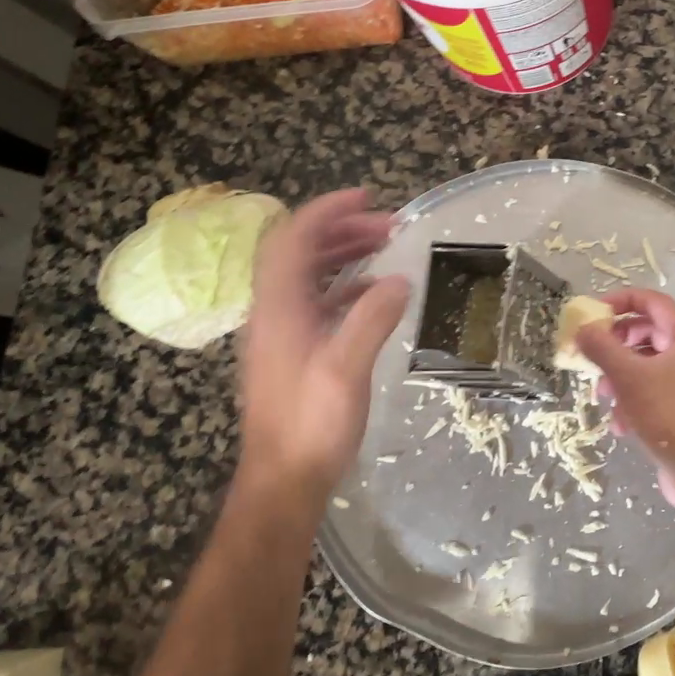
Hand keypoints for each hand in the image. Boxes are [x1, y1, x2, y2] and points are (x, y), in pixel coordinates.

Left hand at [239, 188, 409, 507]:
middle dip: (342, 229)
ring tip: (384, 247)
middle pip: (300, 252)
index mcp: (279, 308)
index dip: (327, 211)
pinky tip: (374, 293)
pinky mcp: (294, 351)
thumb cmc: (311, 424)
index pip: (294, 240)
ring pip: (308, 275)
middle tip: (388, 225)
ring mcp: (282, 332)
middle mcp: (274, 312)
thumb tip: (399, 279)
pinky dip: (345, 285)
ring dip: (343, 254)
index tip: (366, 197)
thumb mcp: (346, 368)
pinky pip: (317, 301)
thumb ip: (372, 319)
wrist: (284, 478)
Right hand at [574, 289, 674, 509]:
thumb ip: (602, 347)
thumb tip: (582, 327)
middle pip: (646, 332)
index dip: (620, 300)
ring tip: (602, 396)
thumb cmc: (666, 415)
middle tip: (592, 355)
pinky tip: (620, 424)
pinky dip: (632, 399)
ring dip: (619, 376)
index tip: (592, 312)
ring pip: (645, 363)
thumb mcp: (628, 377)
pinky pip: (651, 389)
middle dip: (615, 345)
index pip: (652, 301)